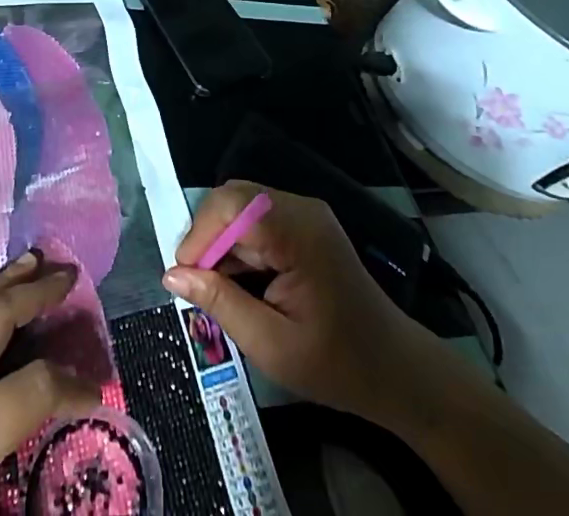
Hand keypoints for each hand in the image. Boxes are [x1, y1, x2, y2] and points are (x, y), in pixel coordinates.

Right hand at [162, 181, 443, 429]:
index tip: (189, 277)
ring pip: (239, 207)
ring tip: (218, 288)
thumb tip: (172, 275)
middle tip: (198, 282)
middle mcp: (301, 211)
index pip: (231, 204)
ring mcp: (304, 215)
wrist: (396, 369)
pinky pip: (254, 219)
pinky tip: (239, 282)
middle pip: (232, 198)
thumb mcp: (271, 344)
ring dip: (219, 242)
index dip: (200, 234)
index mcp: (299, 234)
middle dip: (206, 236)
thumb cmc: (337, 363)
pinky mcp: (302, 226)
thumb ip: (220, 303)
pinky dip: (236, 245)